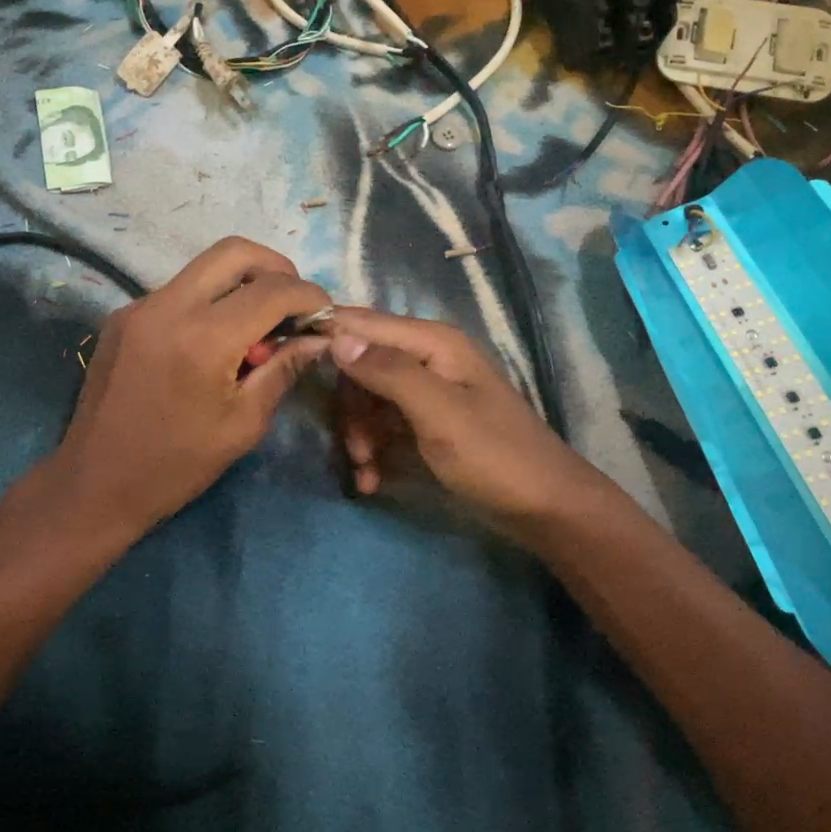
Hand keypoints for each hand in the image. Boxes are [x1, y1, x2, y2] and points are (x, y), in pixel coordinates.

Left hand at [49, 237, 331, 535]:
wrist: (94, 483)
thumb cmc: (176, 465)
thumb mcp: (243, 424)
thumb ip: (283, 370)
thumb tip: (319, 339)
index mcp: (203, 337)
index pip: (272, 290)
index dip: (309, 295)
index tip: (325, 313)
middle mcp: (168, 306)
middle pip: (235, 251)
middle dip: (276, 269)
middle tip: (293, 304)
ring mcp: (139, 306)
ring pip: (203, 268)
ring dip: (241, 284)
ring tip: (258, 329)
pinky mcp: (122, 317)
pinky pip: (178, 291)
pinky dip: (208, 302)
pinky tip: (216, 343)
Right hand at [327, 308, 600, 535]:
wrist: (545, 509)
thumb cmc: (494, 456)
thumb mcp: (439, 414)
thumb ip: (388, 372)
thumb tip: (336, 335)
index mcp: (432, 342)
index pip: (360, 322)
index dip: (323, 337)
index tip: (285, 363)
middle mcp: (426, 357)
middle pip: (358, 364)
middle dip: (347, 406)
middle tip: (353, 447)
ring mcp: (427, 391)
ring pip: (366, 398)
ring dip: (357, 435)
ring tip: (366, 471)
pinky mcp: (426, 422)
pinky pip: (382, 425)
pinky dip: (372, 451)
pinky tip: (373, 481)